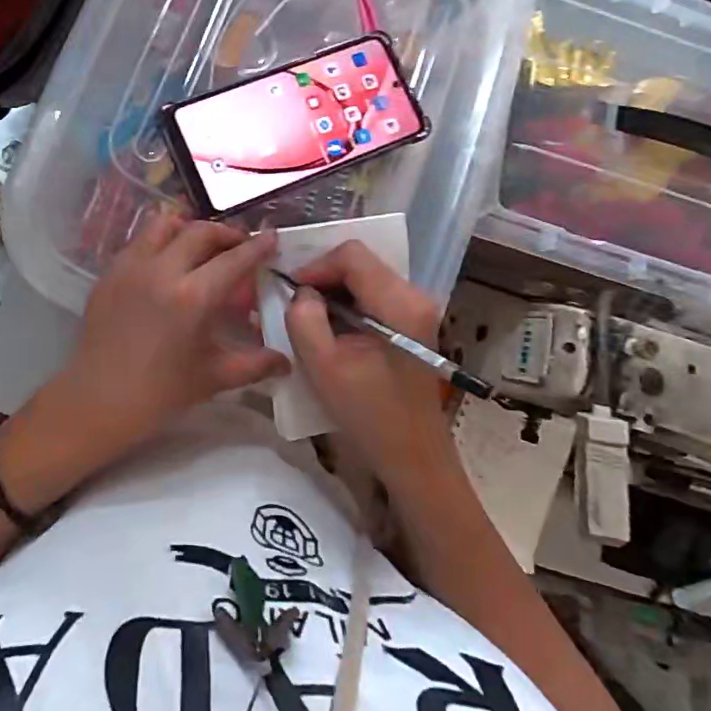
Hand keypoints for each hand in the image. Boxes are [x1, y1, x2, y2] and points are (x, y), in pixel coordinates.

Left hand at [0, 210, 288, 507]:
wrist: (97, 401)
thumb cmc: (160, 394)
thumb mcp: (214, 378)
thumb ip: (255, 364)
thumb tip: (287, 360)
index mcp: (193, 296)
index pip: (234, 259)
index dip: (257, 246)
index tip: (272, 238)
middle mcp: (162, 270)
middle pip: (201, 231)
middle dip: (226, 233)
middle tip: (239, 245)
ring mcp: (131, 267)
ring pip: (164, 225)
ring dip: (189, 228)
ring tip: (201, 246)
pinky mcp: (109, 272)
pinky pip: (139, 242)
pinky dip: (160, 242)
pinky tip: (167, 264)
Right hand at [284, 241, 458, 487]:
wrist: (413, 454)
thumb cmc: (369, 414)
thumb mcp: (323, 367)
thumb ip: (305, 319)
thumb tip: (303, 293)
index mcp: (399, 303)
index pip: (352, 255)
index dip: (316, 265)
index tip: (292, 291)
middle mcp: (416, 296)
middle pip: (361, 263)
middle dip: (323, 277)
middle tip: (295, 302)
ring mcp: (418, 308)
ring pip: (365, 277)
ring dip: (333, 290)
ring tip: (308, 315)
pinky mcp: (413, 322)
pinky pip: (373, 295)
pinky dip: (347, 302)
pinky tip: (331, 328)